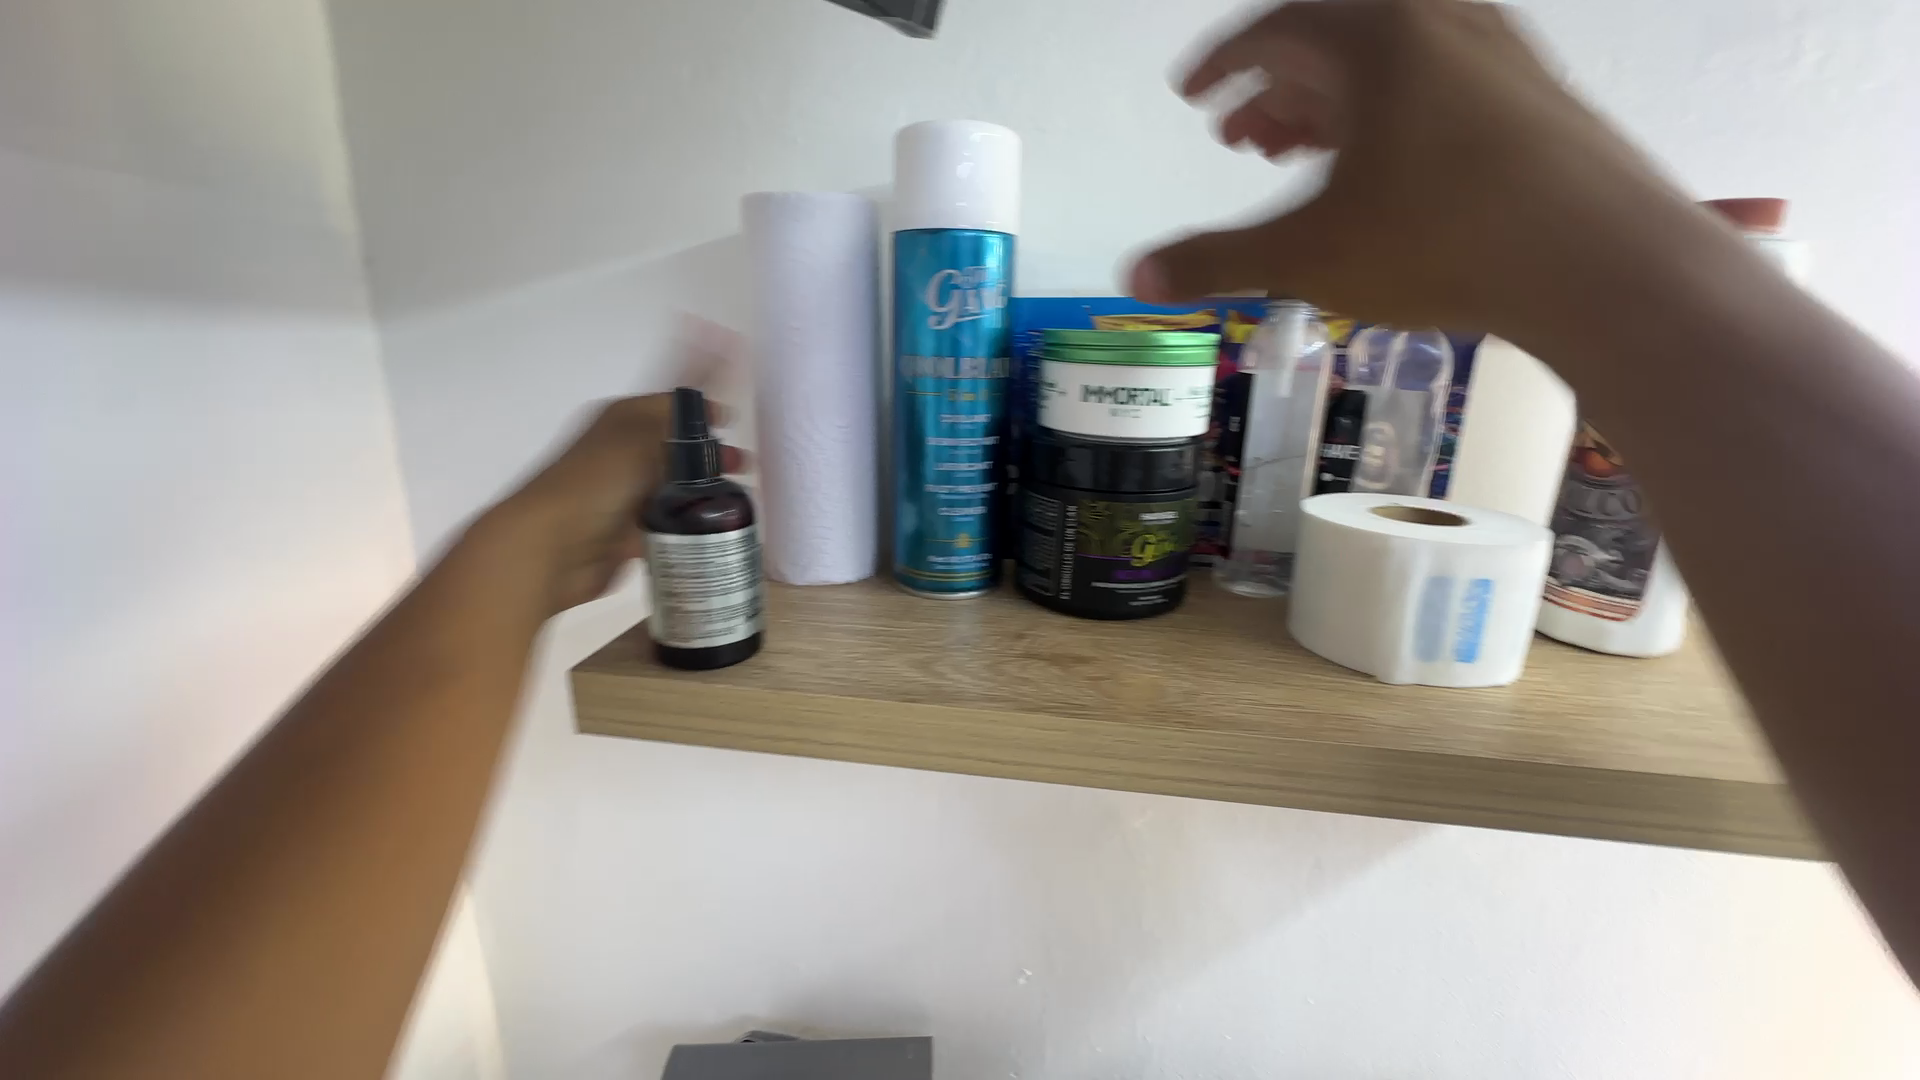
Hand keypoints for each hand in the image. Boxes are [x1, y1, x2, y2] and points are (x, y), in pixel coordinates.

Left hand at [469, 326, 748, 616]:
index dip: (702, 409)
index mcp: (624, 421)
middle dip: (712, 453)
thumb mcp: (639, 439)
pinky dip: (693, 522)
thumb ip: (678, 421)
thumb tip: (713, 404)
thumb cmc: (595, 483)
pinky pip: (672, 522)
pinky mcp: (633, 529)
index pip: (671, 404)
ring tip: (738, 498)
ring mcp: (630, 493)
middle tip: (742, 464)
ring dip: (708, 489)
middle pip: (680, 447)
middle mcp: (626, 453)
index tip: (732, 420)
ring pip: (679, 486)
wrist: (551, 547)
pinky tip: (718, 526)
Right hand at [1129, 0, 1692, 336]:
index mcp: (1375, 38)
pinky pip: (1427, 78)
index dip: (1221, 64)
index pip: (1273, 28)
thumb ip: (1213, 261)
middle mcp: (1436, 19)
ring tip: (1287, 151)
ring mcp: (1491, 49)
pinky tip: (1366, 164)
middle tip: (1233, 136)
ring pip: (1380, 58)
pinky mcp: (1526, 90)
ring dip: (1321, 100)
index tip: (1191, 94)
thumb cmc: (1439, 244)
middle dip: (1269, 85)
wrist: (1603, 264)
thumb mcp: (1305, 256)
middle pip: (1327, 35)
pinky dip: (1377, 110)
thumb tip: (1131, 277)